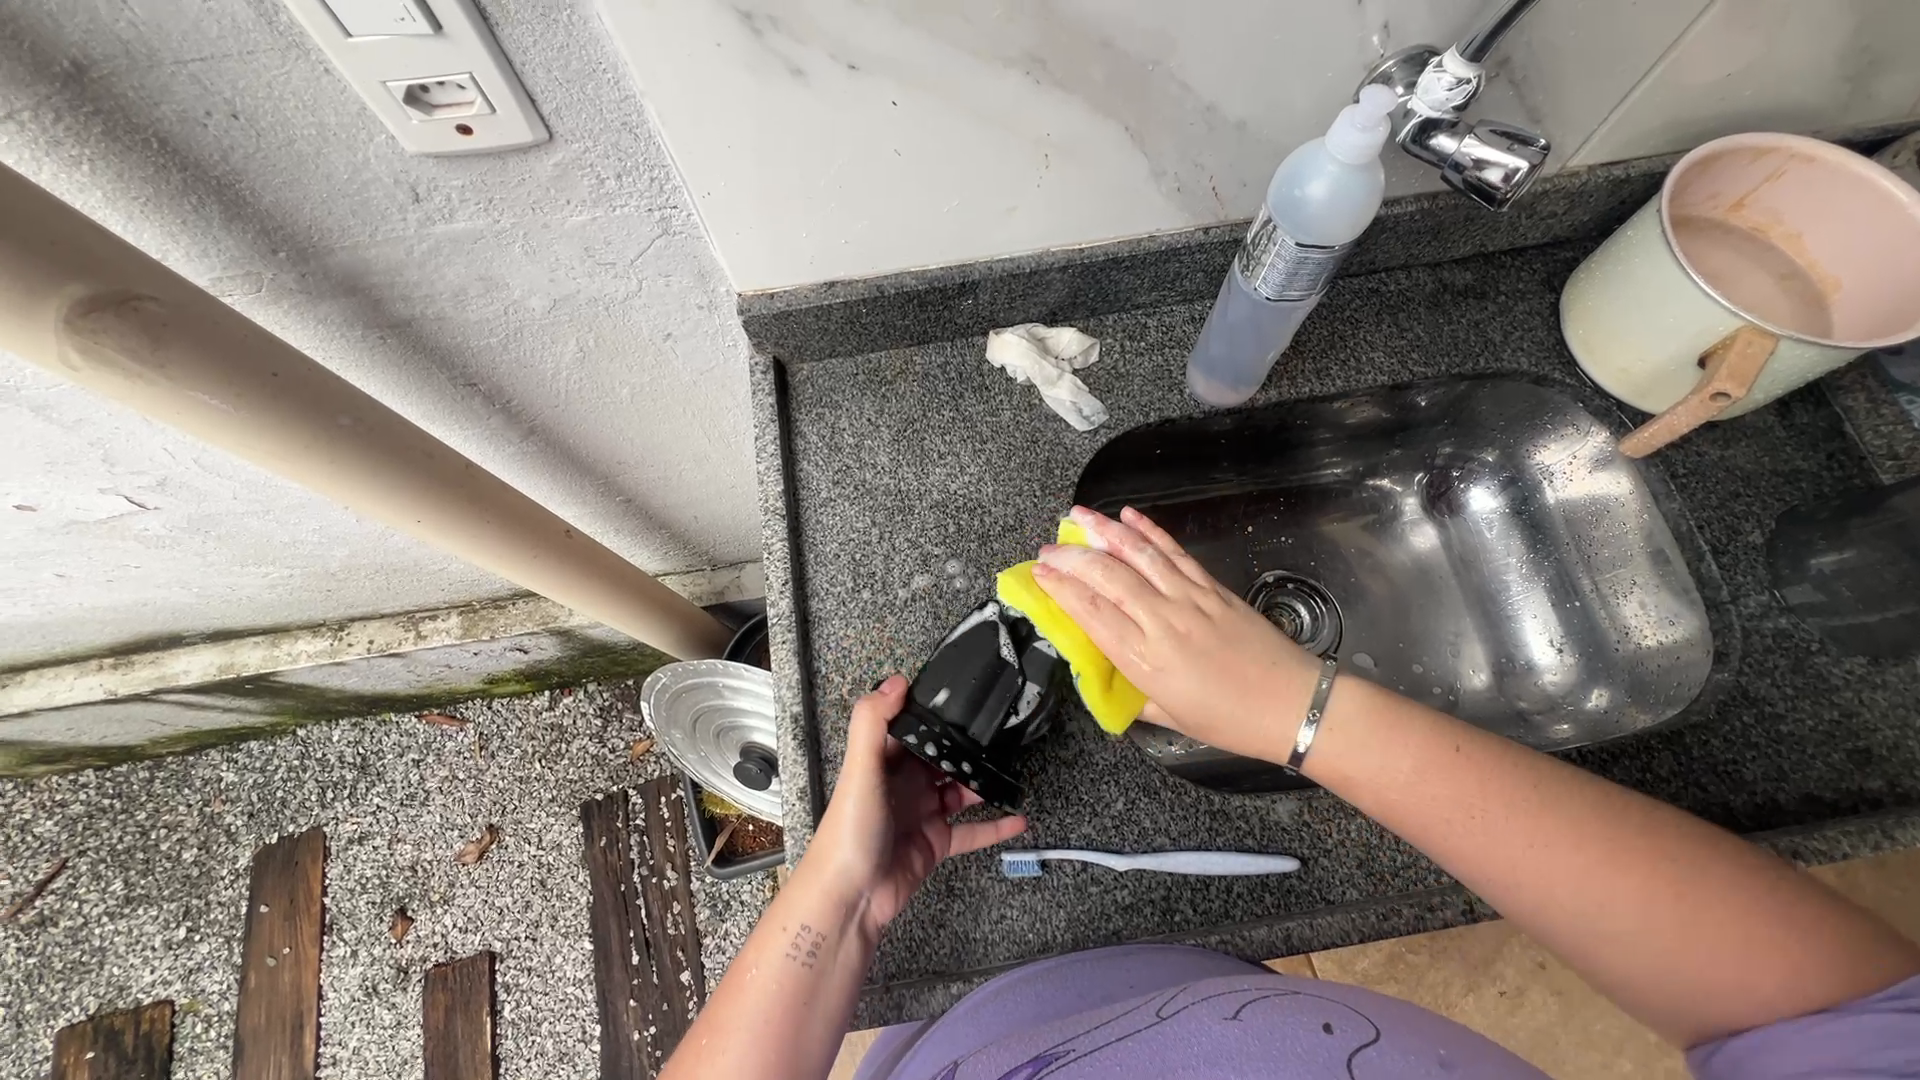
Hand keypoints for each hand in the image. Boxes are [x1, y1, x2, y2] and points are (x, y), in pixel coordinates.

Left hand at [807, 676, 1027, 937]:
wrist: (850, 898)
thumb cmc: (850, 830)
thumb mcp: (861, 769)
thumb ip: (874, 722)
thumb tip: (897, 680)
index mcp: (884, 761)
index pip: (913, 728)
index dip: (936, 714)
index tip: (966, 697)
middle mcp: (904, 784)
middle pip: (941, 758)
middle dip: (968, 748)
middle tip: (1002, 734)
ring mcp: (922, 814)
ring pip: (959, 791)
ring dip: (983, 782)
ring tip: (1013, 770)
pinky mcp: (935, 843)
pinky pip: (970, 831)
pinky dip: (994, 826)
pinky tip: (1018, 819)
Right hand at [1032, 505, 1321, 763]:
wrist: (1293, 704)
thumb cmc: (1228, 720)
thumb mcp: (1167, 716)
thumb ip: (1129, 692)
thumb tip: (1102, 671)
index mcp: (1146, 659)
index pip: (1091, 612)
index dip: (1060, 588)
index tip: (1038, 574)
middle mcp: (1163, 621)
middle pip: (1108, 577)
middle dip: (1072, 557)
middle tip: (1048, 547)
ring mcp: (1190, 598)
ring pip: (1139, 555)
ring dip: (1105, 530)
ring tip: (1079, 515)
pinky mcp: (1212, 587)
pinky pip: (1174, 552)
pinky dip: (1150, 531)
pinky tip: (1130, 516)